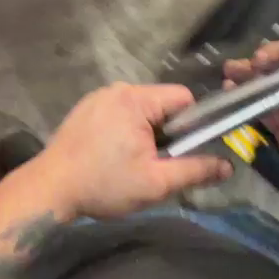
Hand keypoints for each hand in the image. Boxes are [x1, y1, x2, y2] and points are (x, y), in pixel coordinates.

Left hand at [24, 83, 234, 219]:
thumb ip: (195, 170)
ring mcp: (98, 97)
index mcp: (136, 99)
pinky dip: (125, 131)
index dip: (192, 124)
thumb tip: (228, 166)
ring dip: (146, 132)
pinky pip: (119, 113)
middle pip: (162, 104)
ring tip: (133, 163)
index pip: (183, 98)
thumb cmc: (104, 184)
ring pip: (141, 110)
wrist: (50, 190)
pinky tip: (114, 156)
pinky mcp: (85, 109)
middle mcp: (117, 89)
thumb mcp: (156, 183)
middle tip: (157, 163)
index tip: (183, 151)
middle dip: (167, 131)